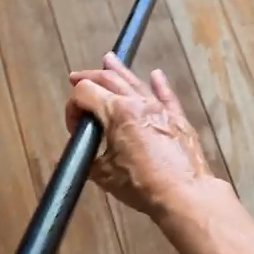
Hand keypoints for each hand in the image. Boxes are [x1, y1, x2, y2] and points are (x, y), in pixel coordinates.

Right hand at [67, 53, 219, 222]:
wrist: (185, 194)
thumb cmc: (142, 185)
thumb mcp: (104, 176)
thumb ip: (85, 160)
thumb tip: (68, 158)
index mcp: (116, 112)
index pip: (85, 93)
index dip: (72, 107)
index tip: (74, 127)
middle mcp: (137, 103)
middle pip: (109, 80)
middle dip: (90, 78)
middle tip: (76, 78)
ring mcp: (159, 108)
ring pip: (136, 82)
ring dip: (120, 71)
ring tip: (109, 59)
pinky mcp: (177, 119)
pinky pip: (166, 96)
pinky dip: (160, 84)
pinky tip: (156, 75)